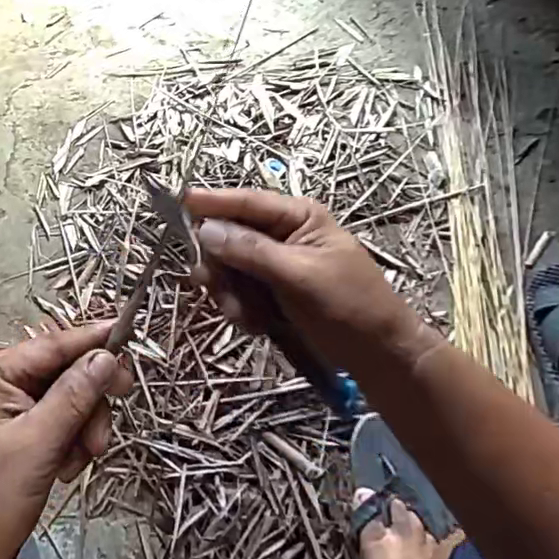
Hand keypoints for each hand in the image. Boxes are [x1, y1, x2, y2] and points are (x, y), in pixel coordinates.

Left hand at [0, 323, 132, 558]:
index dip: (96, 341)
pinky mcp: (23, 435)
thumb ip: (74, 396)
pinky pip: (64, 423)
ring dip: (84, 428)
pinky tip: (65, 469)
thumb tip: (106, 357)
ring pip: (72, 399)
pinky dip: (74, 443)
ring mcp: (14, 410)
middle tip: (103, 433)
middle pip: (69, 370)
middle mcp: (6, 382)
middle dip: (91, 401)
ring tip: (76, 463)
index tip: (133, 340)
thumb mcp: (36, 444)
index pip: (58, 343)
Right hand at [188, 188, 432, 373]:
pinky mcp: (273, 291)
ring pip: (231, 268)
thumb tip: (205, 229)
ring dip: (232, 294)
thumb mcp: (299, 276)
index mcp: (299, 217)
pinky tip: (257, 325)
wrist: (380, 356)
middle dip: (220, 265)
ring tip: (246, 317)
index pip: (247, 202)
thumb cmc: (349, 307)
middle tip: (210, 285)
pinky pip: (241, 292)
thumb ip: (251, 251)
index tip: (178, 202)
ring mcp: (277, 264)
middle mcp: (284, 234)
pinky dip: (243, 309)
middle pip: (231, 237)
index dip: (212, 202)